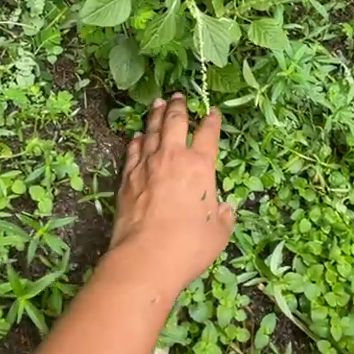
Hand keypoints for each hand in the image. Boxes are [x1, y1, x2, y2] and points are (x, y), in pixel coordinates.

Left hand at [105, 94, 233, 297]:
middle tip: (178, 97)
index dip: (211, 121)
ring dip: (155, 116)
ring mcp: (147, 165)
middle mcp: (173, 158)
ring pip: (151, 131)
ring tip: (158, 104)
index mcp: (200, 167)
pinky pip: (133, 151)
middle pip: (175, 123)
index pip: (208, 135)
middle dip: (178, 107)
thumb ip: (223, 216)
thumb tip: (225, 208)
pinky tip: (137, 136)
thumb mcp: (218, 233)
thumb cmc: (189, 246)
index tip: (212, 112)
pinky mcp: (127, 178)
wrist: (146, 257)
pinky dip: (137, 141)